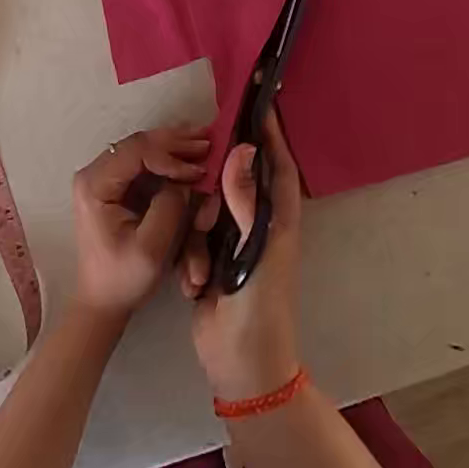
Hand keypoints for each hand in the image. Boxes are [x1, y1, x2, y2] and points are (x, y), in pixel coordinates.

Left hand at [70, 125, 210, 318]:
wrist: (102, 299)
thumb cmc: (123, 277)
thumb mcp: (151, 248)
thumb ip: (169, 208)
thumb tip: (186, 180)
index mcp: (94, 185)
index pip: (135, 154)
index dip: (170, 156)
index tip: (199, 170)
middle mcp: (95, 174)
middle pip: (138, 145)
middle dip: (174, 142)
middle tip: (208, 139)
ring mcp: (104, 178)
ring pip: (142, 150)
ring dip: (173, 146)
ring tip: (203, 140)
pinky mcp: (116, 187)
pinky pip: (143, 164)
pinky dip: (167, 158)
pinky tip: (188, 153)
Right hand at [178, 107, 303, 400]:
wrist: (241, 365)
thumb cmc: (258, 308)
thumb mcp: (254, 252)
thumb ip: (246, 200)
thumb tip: (244, 149)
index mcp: (278, 222)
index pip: (279, 168)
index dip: (272, 135)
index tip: (260, 102)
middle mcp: (257, 226)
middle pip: (235, 185)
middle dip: (216, 190)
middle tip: (202, 192)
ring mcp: (232, 244)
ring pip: (205, 212)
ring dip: (198, 236)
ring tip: (203, 268)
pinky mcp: (209, 259)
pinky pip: (191, 238)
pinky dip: (189, 257)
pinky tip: (193, 283)